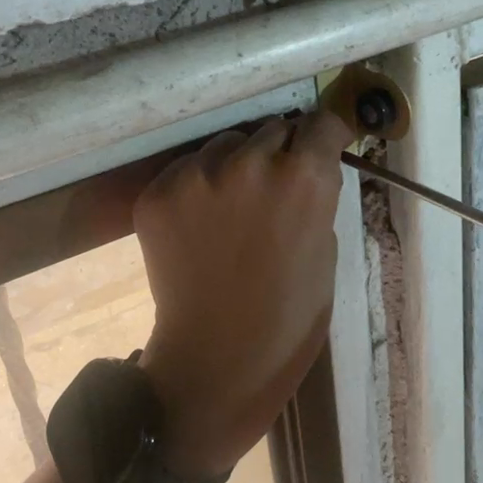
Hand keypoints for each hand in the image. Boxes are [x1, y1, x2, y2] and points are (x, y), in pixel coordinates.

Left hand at [133, 111, 355, 477]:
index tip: (322, 147)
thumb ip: (316, 199)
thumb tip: (306, 170)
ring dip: (236, 164)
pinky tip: (201, 223)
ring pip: (226, 144)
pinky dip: (197, 187)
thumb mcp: (325, 251)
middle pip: (272, 130)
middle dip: (280, 152)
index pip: (321, 123)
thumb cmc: (290, 316)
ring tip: (233, 205)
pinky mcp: (158, 193)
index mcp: (304, 177)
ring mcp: (197, 175)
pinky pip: (186, 169)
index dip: (325, 137)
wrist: (218, 358)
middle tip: (275, 186)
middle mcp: (251, 162)